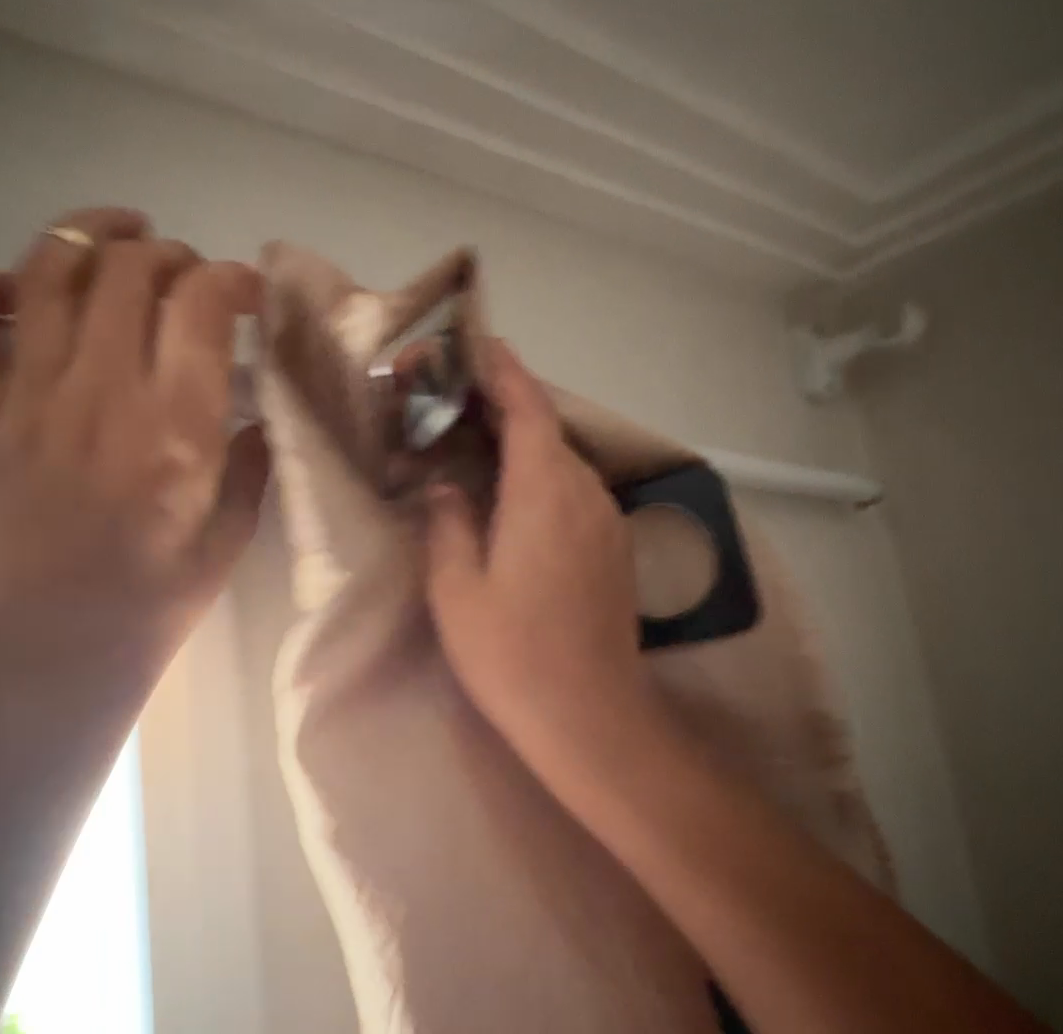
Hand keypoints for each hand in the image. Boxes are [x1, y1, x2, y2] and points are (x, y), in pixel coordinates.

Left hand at [0, 207, 269, 653]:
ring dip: (87, 235)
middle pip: (127, 269)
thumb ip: (252, 459)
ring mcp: (32, 399)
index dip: (232, 277)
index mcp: (175, 426)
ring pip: (47, 274)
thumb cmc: (161, 594)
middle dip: (170, 254)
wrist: (62, 642)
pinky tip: (13, 288)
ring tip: (121, 235)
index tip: (249, 296)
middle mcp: (101, 393)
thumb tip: (258, 412)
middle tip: (191, 282)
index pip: (201, 302)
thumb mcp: (235, 529)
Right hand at [424, 339, 651, 761]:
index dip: (502, 370)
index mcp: (545, 489)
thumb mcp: (457, 589)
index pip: (527, 406)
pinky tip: (512, 495)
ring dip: (522, 441)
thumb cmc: (513, 654)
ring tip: (474, 442)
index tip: (474, 345)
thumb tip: (448, 486)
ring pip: (562, 459)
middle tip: (452, 400)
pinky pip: (574, 490)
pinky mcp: (614, 548)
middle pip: (546, 427)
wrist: (591, 717)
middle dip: (502, 404)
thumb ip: (449, 523)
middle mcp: (585, 491)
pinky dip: (541, 474)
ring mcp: (607, 520)